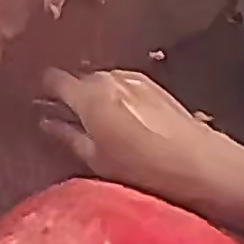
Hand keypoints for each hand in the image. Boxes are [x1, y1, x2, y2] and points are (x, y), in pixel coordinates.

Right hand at [41, 68, 240, 204]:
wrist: (203, 164)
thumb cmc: (144, 167)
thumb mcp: (97, 159)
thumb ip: (66, 135)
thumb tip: (45, 120)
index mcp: (86, 93)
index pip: (52, 78)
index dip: (44, 90)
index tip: (41, 104)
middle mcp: (105, 75)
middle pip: (77, 80)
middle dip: (73, 97)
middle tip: (75, 123)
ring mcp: (129, 75)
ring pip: (101, 83)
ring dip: (98, 98)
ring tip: (106, 126)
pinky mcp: (149, 81)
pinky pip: (121, 85)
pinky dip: (118, 98)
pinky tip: (129, 122)